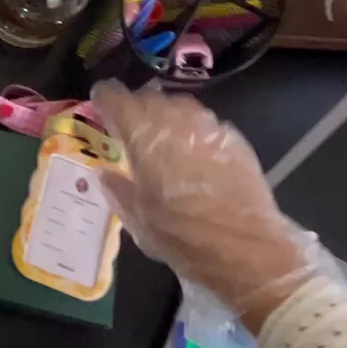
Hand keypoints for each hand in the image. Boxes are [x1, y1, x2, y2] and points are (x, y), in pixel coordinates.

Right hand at [91, 81, 319, 332]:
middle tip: (129, 129)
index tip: (100, 105)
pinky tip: (194, 154)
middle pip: (148, 97)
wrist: (246, 250)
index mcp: (142, 135)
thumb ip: (117, 189)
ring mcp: (207, 126)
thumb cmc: (181, 235)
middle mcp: (174, 120)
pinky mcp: (234, 139)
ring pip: (179, 106)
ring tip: (163, 138)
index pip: (115, 97)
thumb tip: (105, 174)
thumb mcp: (137, 219)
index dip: (104, 97)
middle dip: (135, 108)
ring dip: (166, 116)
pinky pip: (205, 124)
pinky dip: (192, 132)